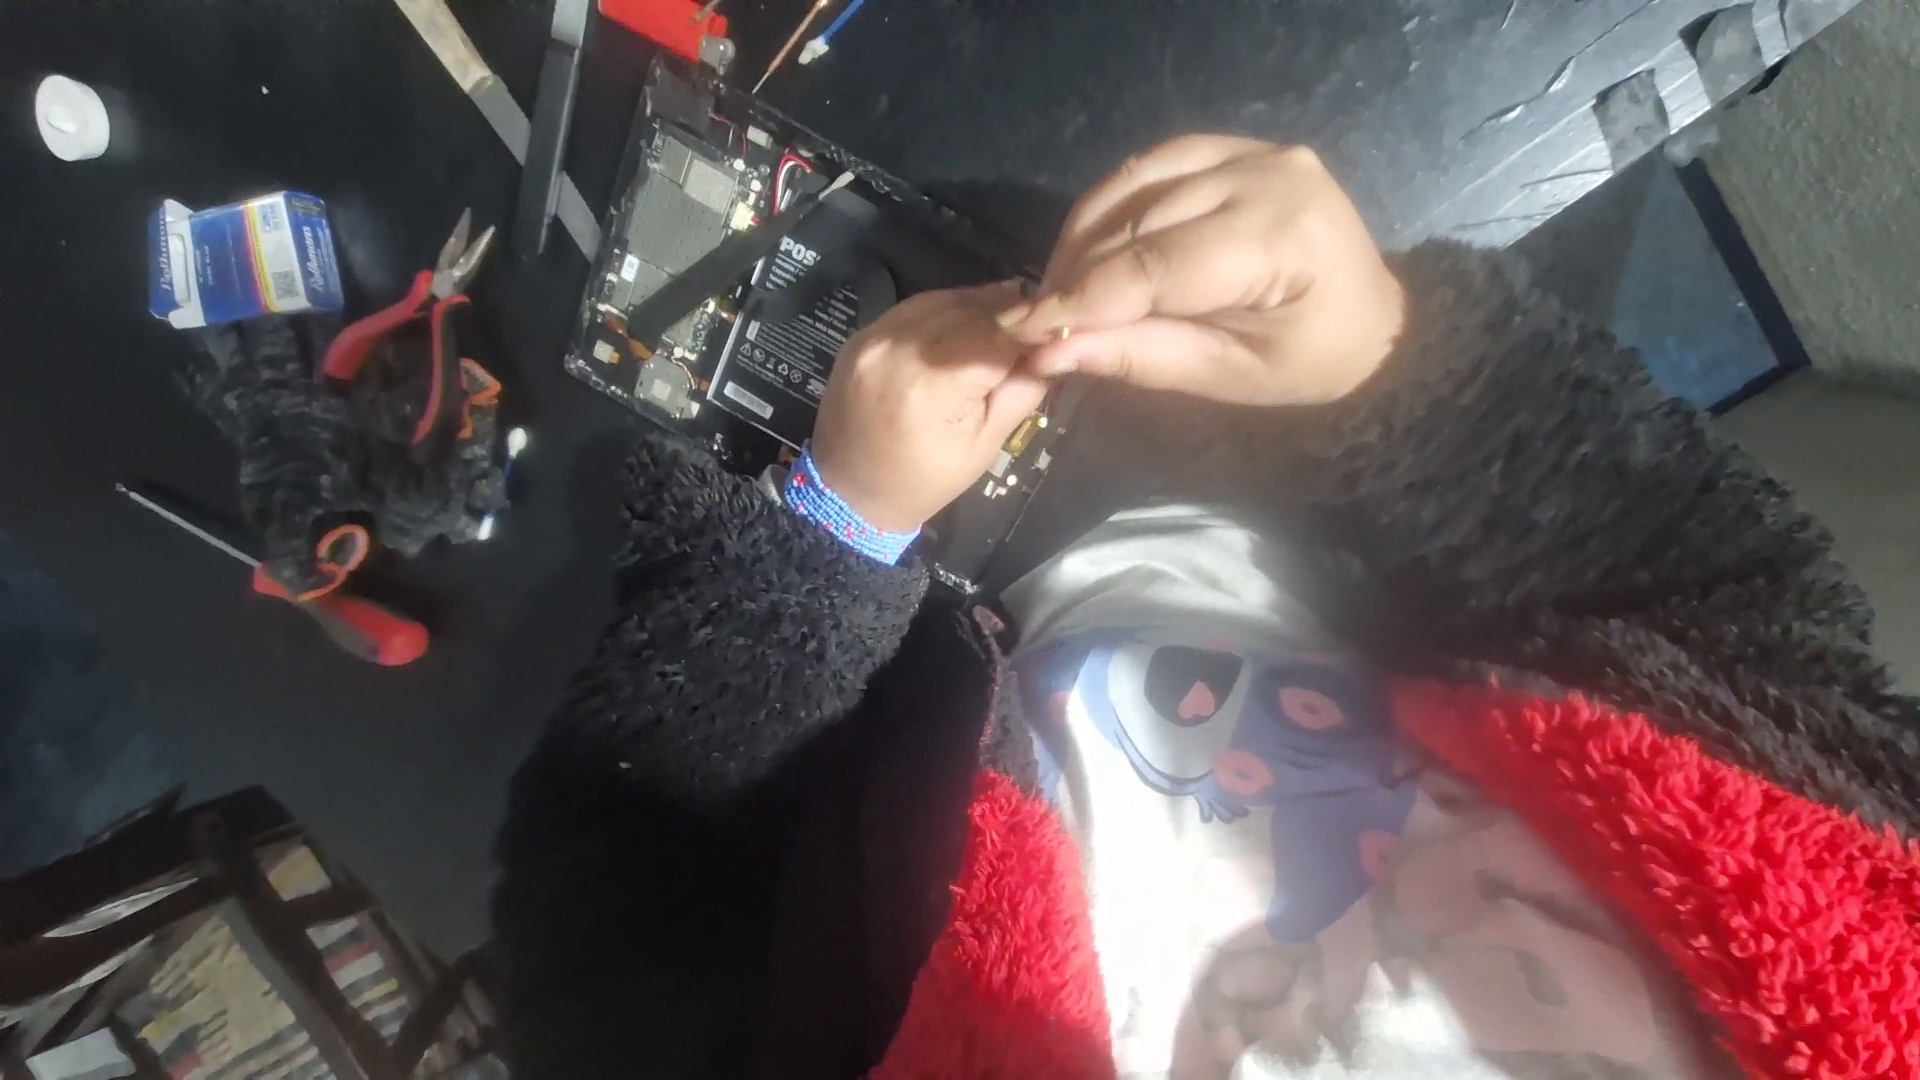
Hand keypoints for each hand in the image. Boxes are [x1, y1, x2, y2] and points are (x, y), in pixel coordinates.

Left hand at [811, 283, 1047, 533]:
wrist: (850, 492)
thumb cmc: (925, 481)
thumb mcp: (985, 446)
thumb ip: (1022, 390)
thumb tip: (1055, 346)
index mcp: (931, 385)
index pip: (998, 336)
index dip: (1032, 331)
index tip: (1057, 333)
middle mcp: (899, 349)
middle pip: (971, 311)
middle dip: (1010, 315)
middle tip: (1039, 325)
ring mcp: (875, 337)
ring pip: (944, 300)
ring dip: (980, 307)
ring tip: (1009, 320)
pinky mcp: (862, 334)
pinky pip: (916, 308)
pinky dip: (947, 310)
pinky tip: (967, 322)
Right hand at [1006, 136, 1404, 405]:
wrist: (1372, 323)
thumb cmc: (1308, 365)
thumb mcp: (1227, 376)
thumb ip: (1141, 357)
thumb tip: (1050, 353)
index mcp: (1280, 237)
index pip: (1154, 264)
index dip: (1080, 300)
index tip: (1022, 333)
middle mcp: (1265, 173)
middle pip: (1137, 221)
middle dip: (1073, 277)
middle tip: (1033, 326)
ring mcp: (1250, 150)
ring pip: (1133, 187)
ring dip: (1081, 242)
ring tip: (1056, 296)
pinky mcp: (1233, 148)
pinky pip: (1149, 169)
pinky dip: (1108, 212)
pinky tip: (1088, 253)